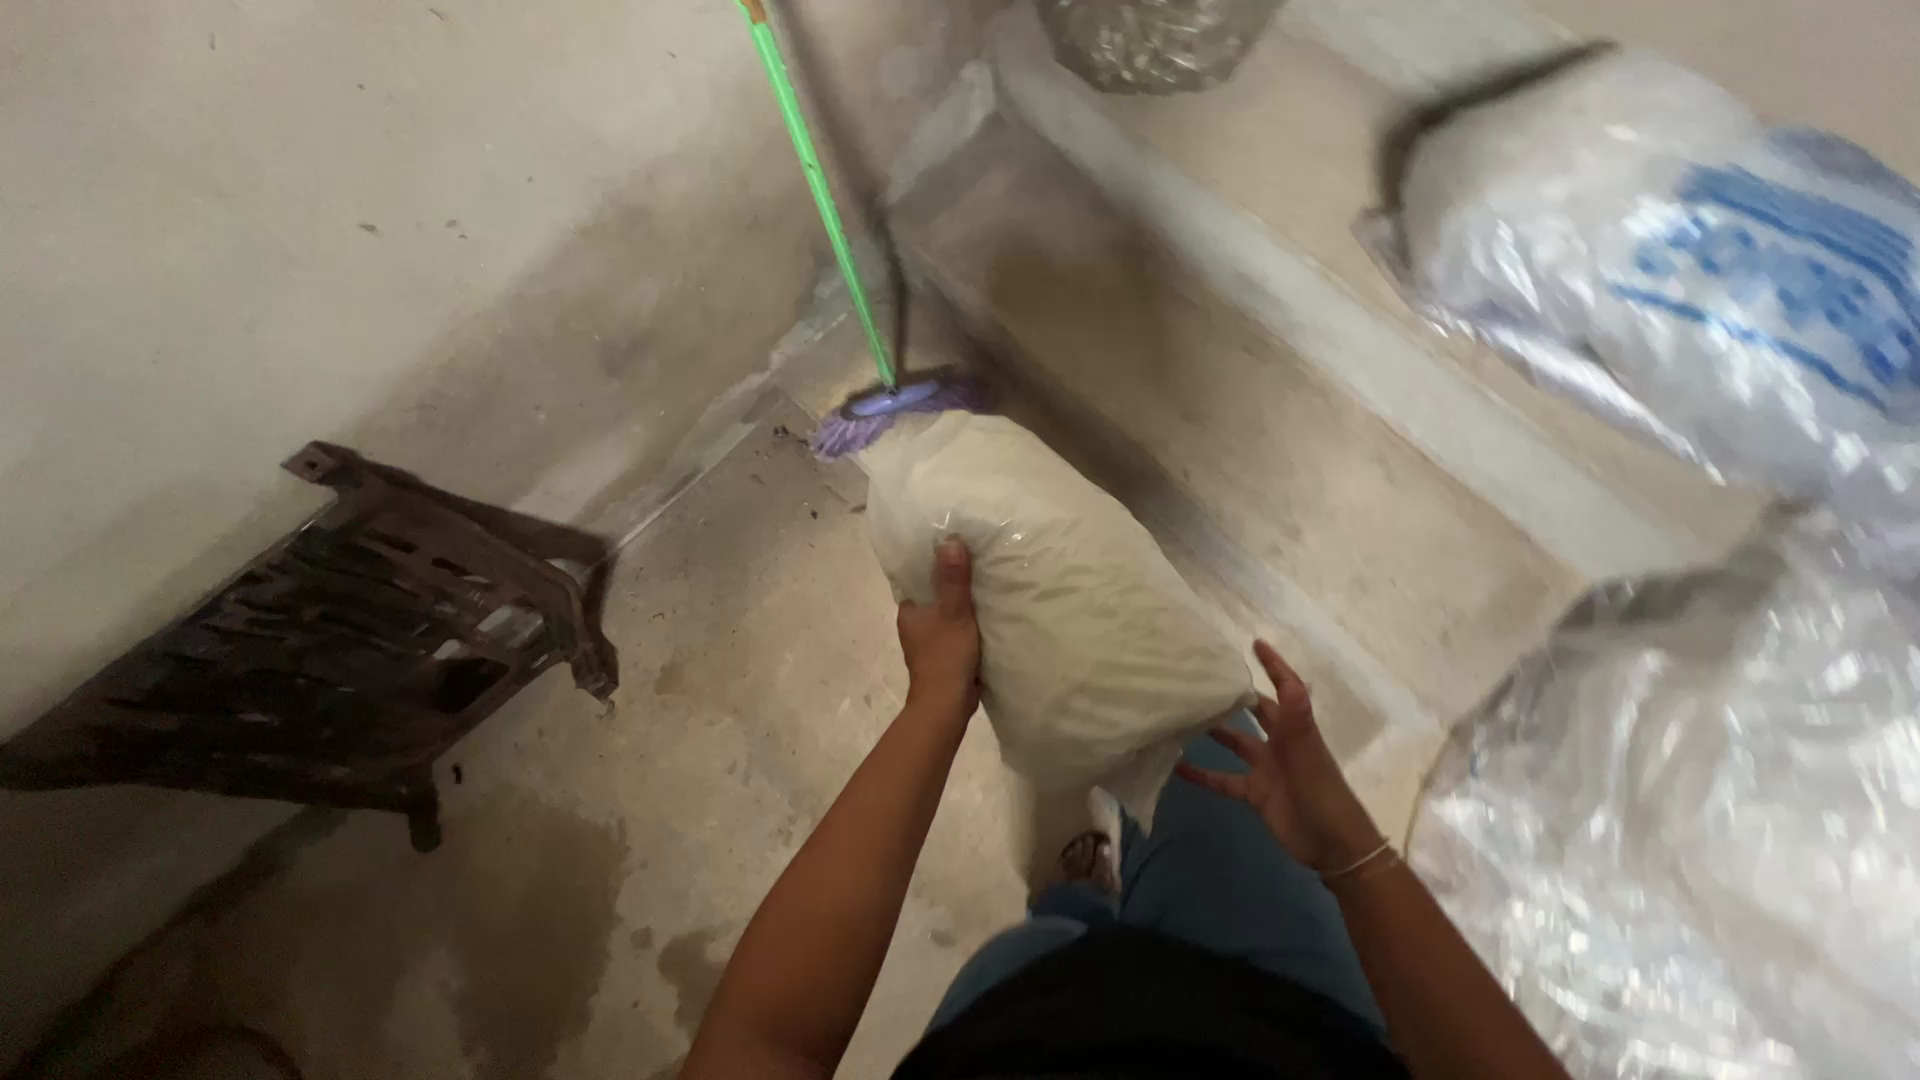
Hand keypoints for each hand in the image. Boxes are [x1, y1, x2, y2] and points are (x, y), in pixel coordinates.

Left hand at [897, 537, 980, 719]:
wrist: (946, 706)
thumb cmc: (945, 656)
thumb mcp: (954, 612)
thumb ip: (953, 578)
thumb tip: (950, 539)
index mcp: (908, 610)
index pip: (918, 575)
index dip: (935, 561)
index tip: (955, 544)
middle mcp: (914, 622)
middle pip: (934, 593)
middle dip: (952, 580)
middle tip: (977, 558)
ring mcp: (928, 640)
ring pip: (946, 612)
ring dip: (961, 602)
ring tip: (986, 580)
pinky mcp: (944, 654)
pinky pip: (956, 629)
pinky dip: (968, 621)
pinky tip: (987, 611)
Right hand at [1175, 640, 1385, 873]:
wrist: (1334, 848)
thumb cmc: (1323, 795)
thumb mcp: (1308, 754)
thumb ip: (1297, 719)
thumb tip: (1289, 679)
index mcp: (1295, 731)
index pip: (1284, 690)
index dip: (1273, 667)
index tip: (1255, 644)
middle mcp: (1280, 745)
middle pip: (1256, 712)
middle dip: (1236, 695)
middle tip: (1206, 678)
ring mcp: (1266, 769)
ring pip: (1236, 742)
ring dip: (1215, 730)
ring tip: (1185, 715)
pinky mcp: (1255, 793)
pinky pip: (1224, 779)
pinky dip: (1203, 775)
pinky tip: (1179, 768)